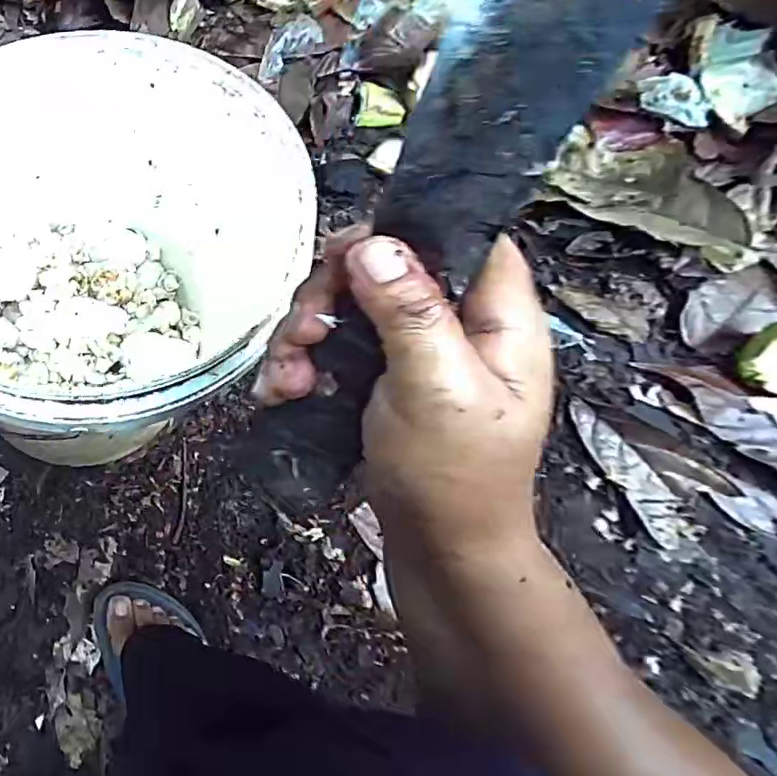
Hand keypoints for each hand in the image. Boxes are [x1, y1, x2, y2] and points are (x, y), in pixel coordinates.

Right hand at [257, 229, 552, 548]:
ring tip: (288, 377)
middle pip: (381, 268)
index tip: (346, 254)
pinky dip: (298, 361)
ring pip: (343, 305)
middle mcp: (448, 322)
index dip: (402, 232)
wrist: (435, 544)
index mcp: (492, 317)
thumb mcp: (437, 390)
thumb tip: (374, 245)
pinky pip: (326, 343)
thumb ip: (410, 315)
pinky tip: (284, 389)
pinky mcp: (371, 371)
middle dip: (329, 295)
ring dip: (302, 334)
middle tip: (304, 331)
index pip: (458, 237)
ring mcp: (405, 347)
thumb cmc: (455, 476)